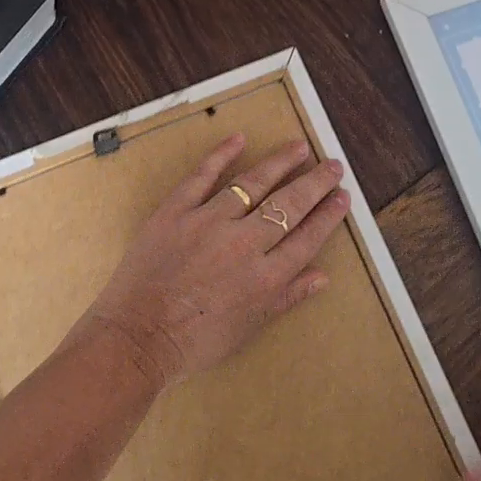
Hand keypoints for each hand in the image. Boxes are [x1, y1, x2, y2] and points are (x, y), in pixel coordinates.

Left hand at [83, 134, 349, 387]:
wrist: (138, 338)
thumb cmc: (195, 342)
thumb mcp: (248, 328)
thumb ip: (286, 298)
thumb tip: (321, 276)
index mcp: (266, 277)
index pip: (307, 238)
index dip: (328, 215)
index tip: (342, 196)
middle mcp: (244, 243)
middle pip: (289, 205)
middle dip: (315, 183)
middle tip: (333, 165)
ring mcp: (209, 222)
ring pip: (253, 183)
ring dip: (280, 162)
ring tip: (299, 147)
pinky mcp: (176, 211)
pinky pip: (202, 176)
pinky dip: (221, 155)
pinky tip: (239, 138)